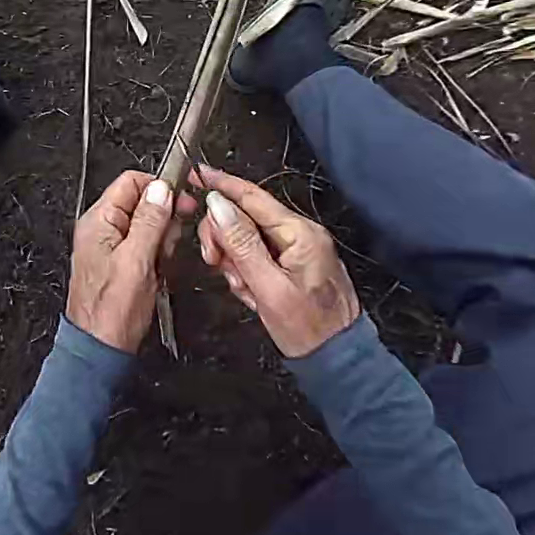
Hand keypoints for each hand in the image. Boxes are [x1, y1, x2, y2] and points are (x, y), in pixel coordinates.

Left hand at [68, 170, 194, 351]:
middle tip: (167, 244)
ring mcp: (110, 246)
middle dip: (163, 221)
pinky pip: (146, 248)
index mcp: (99, 221)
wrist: (101, 350)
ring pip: (148, 227)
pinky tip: (156, 274)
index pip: (131, 182)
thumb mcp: (137, 260)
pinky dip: (157, 258)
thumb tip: (161, 188)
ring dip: (162, 242)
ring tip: (159, 265)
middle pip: (143, 203)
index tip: (184, 200)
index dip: (160, 186)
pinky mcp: (120, 263)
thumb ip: (149, 220)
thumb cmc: (111, 311)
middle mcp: (102, 229)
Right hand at [194, 166, 360, 357]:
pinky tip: (250, 291)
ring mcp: (296, 247)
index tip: (197, 173)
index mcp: (299, 233)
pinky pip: (255, 254)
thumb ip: (241, 243)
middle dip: (223, 237)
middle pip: (244, 216)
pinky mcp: (291, 262)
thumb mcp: (268, 288)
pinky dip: (245, 271)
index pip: (252, 196)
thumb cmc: (308, 329)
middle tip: (215, 260)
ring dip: (234, 260)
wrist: (337, 361)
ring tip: (242, 286)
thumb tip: (218, 205)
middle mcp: (299, 233)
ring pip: (245, 237)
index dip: (221, 184)